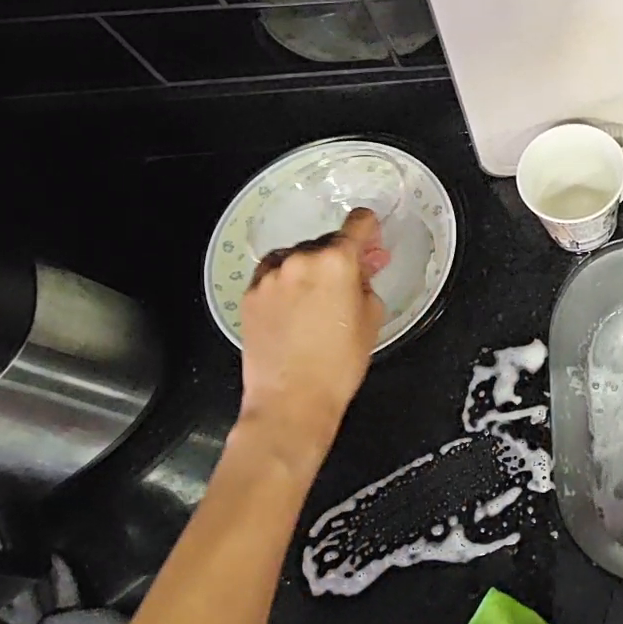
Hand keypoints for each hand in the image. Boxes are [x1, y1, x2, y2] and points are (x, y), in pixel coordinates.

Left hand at [238, 208, 390, 464]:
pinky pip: (274, 273)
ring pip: (298, 256)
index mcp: (337, 260)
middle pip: (327, 242)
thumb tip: (362, 266)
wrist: (290, 401)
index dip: (369, 229)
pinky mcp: (250, 294)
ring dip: (312, 267)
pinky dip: (287, 279)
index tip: (371, 242)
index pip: (357, 222)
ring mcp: (270, 276)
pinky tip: (295, 303)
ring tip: (319, 296)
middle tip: (352, 280)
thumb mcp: (372, 315)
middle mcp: (300, 259)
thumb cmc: (340, 361)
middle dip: (342, 256)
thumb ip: (367, 280)